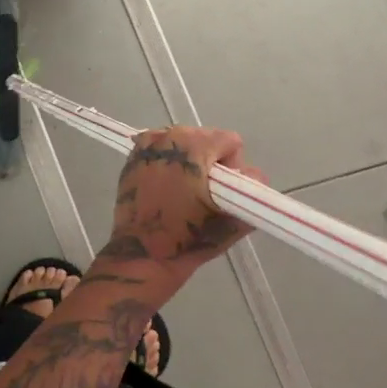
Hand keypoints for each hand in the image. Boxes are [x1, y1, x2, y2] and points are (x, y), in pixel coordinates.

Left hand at [104, 127, 256, 277]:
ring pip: (182, 141)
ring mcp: (146, 145)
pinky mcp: (132, 157)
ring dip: (189, 159)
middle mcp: (168, 137)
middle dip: (211, 161)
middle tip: (206, 192)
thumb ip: (252, 190)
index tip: (225, 189)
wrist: (144, 250)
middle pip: (204, 137)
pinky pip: (160, 148)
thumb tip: (254, 176)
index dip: (234, 165)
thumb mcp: (234, 216)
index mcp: (193, 146)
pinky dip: (168, 161)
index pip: (229, 140)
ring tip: (186, 190)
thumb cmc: (191, 235)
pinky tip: (168, 184)